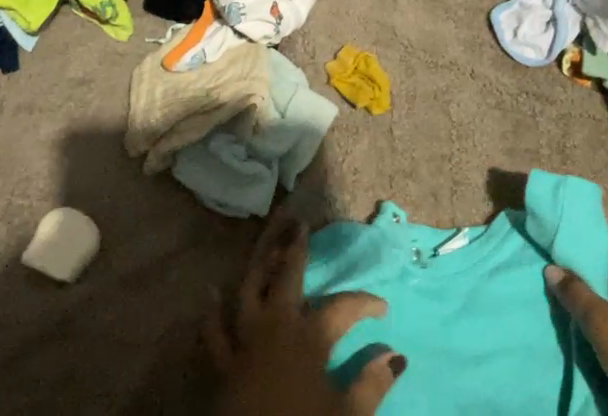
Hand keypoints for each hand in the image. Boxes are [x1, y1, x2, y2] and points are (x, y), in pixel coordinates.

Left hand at [207, 214, 405, 414]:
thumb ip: (372, 384)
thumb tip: (396, 356)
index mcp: (311, 338)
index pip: (343, 308)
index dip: (365, 303)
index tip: (383, 308)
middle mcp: (276, 328)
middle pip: (287, 278)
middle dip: (295, 250)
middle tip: (300, 224)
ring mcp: (246, 341)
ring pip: (249, 292)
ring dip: (258, 267)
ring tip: (265, 248)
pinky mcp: (223, 362)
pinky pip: (214, 330)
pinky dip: (213, 310)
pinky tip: (212, 292)